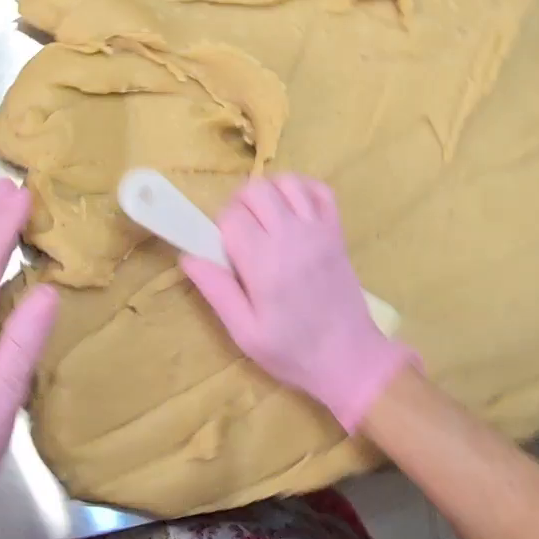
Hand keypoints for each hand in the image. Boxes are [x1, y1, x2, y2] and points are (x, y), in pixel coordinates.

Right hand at [181, 174, 415, 431]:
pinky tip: (293, 211)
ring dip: (269, 192)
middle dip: (240, 205)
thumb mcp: (245, 333)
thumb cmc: (293, 351)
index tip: (224, 252)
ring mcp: (319, 229)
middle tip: (240, 235)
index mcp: (265, 263)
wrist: (350, 357)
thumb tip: (188, 257)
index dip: (220, 229)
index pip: (231, 216)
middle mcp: (292, 235)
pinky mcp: (337, 230)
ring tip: (264, 220)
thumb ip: (217, 290)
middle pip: (256, 189)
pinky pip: (320, 190)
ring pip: (287, 181)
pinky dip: (303, 190)